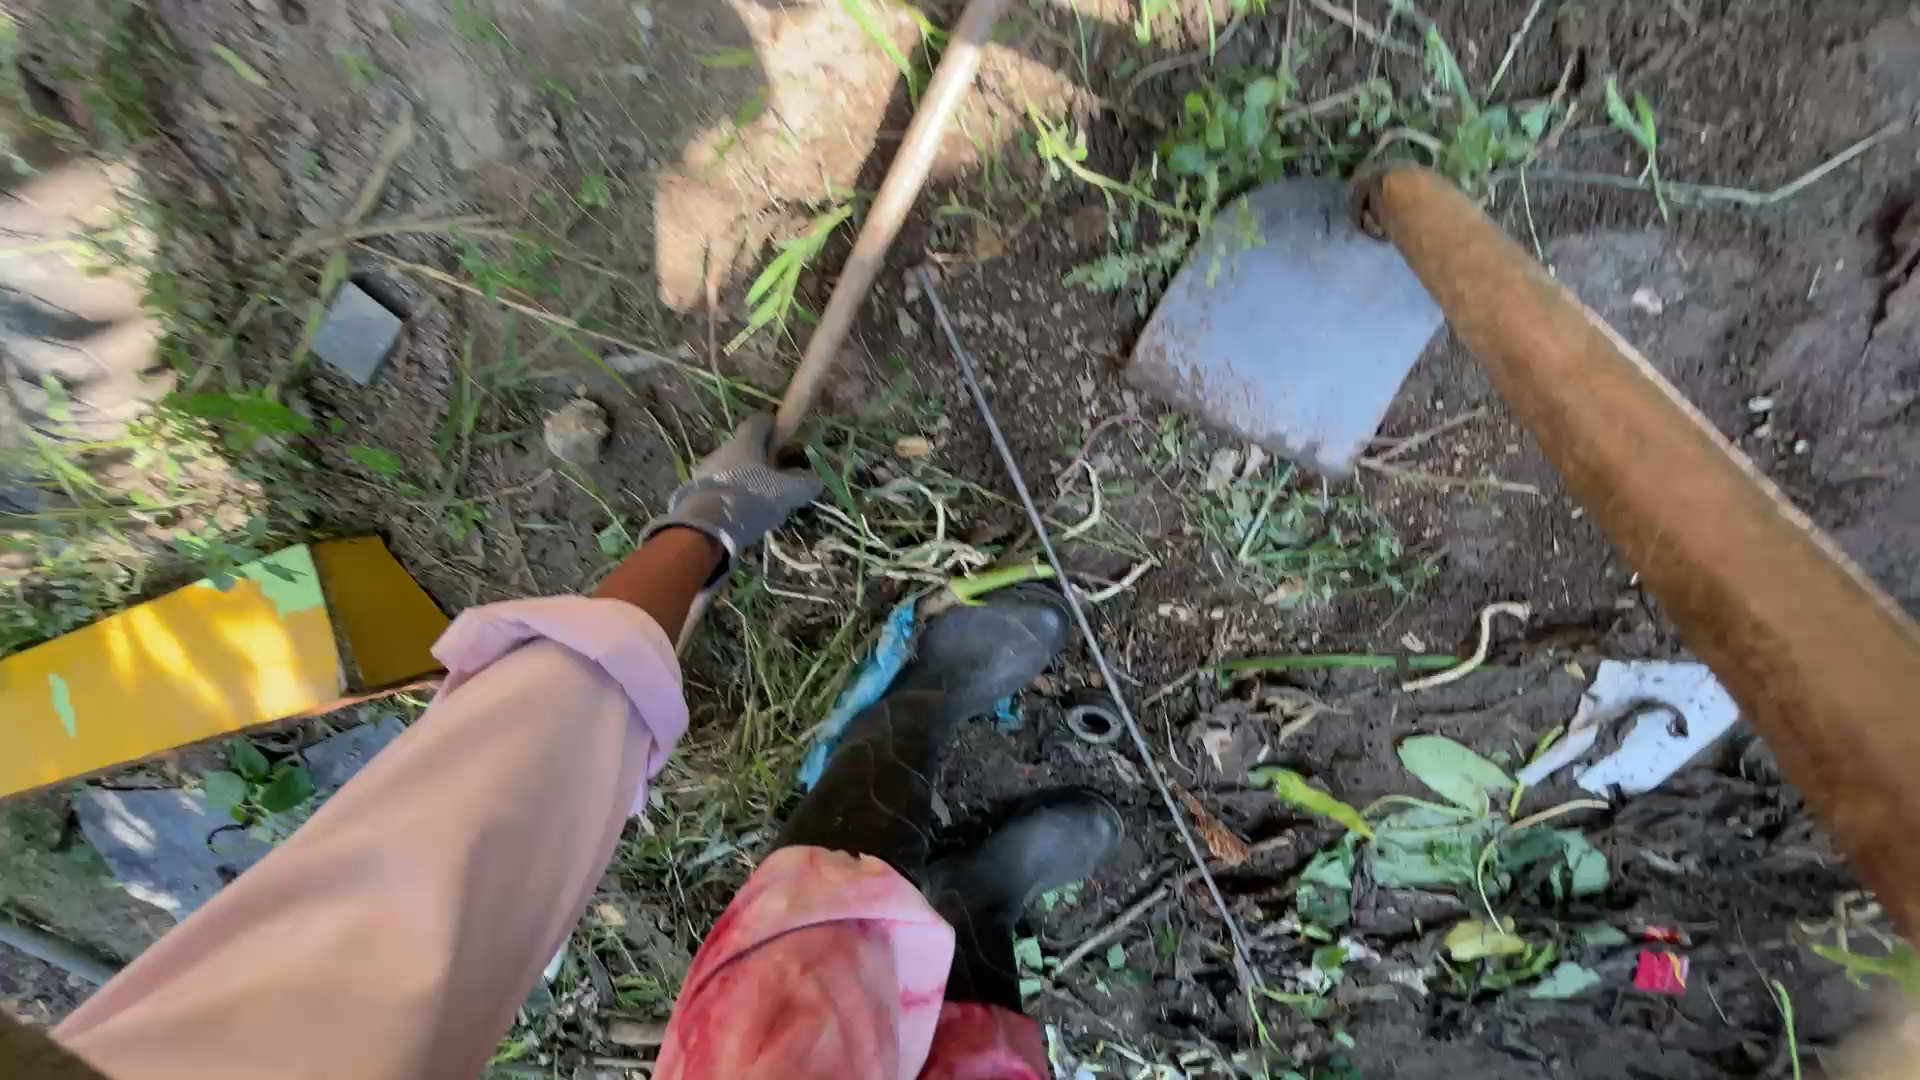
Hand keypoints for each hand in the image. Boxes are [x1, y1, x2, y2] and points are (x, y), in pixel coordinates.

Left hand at [641, 414, 821, 579]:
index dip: (771, 425)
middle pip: (743, 447)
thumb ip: (803, 483)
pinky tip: (741, 510)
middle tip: (776, 471)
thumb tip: (815, 478)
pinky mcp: (694, 494)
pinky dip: (731, 494)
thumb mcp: (786, 492)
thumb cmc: (750, 498)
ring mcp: (705, 472)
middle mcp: (722, 451)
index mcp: (744, 443)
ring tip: (760, 496)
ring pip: (730, 468)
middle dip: (759, 456)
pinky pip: (719, 488)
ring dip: (744, 477)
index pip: (758, 423)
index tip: (782, 432)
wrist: (705, 526)